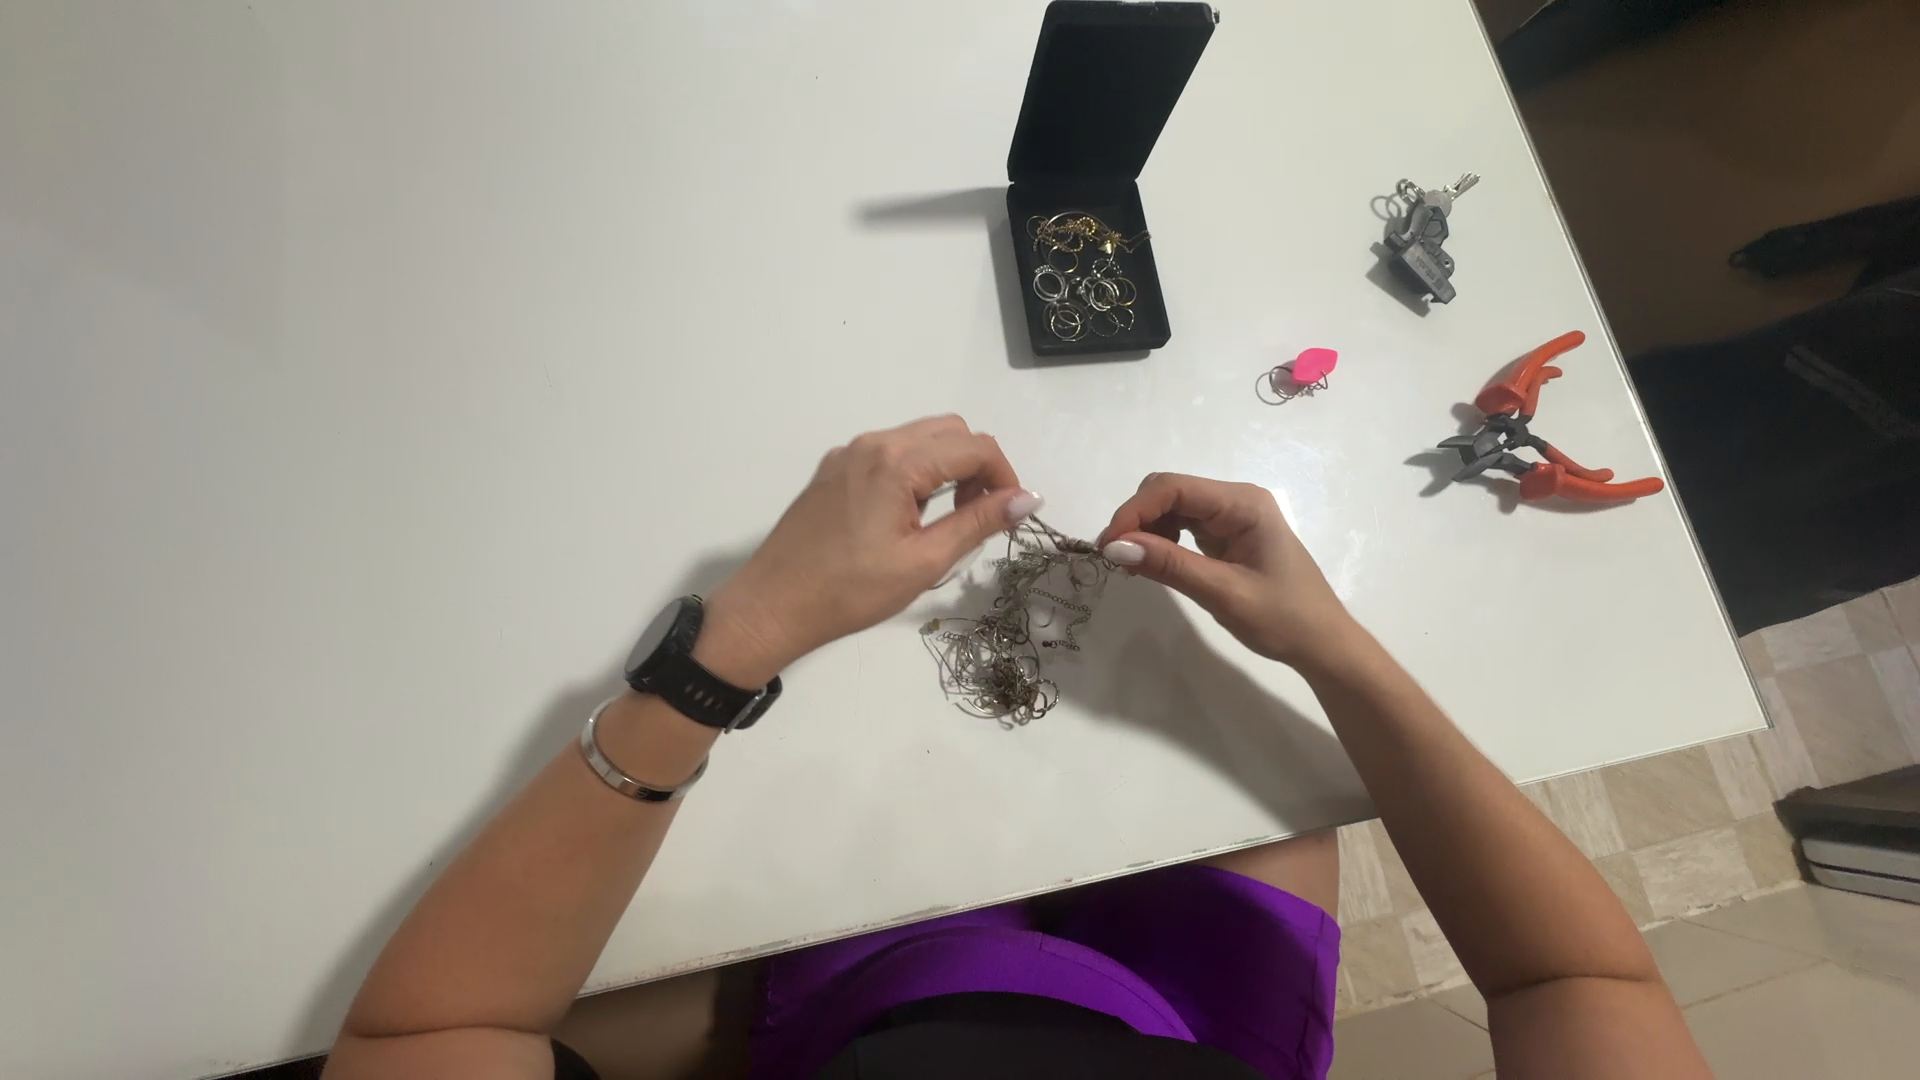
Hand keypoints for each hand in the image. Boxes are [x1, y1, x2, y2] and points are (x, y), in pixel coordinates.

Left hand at [697, 415, 1040, 684]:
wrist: (774, 606)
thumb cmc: (851, 591)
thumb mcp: (924, 561)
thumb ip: (978, 522)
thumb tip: (1029, 499)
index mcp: (897, 462)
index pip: (975, 446)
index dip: (1005, 476)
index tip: (1009, 514)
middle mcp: (872, 444)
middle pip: (948, 431)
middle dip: (978, 466)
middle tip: (978, 516)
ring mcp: (847, 454)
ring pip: (918, 439)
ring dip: (947, 468)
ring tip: (945, 520)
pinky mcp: (833, 470)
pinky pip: (888, 454)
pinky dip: (915, 472)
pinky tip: (906, 517)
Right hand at [1096, 473, 1358, 668]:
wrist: (1322, 644)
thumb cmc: (1282, 619)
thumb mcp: (1222, 593)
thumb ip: (1169, 565)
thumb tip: (1115, 547)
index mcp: (1243, 504)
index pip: (1173, 488)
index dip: (1134, 511)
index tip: (1108, 546)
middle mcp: (1235, 499)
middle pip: (1168, 491)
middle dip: (1136, 519)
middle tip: (1116, 559)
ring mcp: (1230, 515)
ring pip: (1170, 506)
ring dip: (1145, 529)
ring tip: (1132, 565)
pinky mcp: (1225, 533)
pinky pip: (1181, 524)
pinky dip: (1159, 539)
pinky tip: (1153, 563)